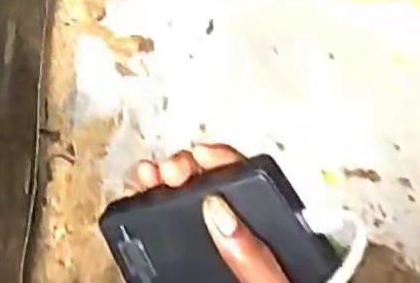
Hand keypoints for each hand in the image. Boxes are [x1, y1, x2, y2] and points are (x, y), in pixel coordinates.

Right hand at [128, 145, 289, 282]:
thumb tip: (219, 210)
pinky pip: (169, 229)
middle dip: (184, 167)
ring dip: (162, 182)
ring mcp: (220, 253)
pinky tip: (141, 198)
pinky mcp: (193, 267)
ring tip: (147, 175)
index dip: (223, 159)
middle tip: (169, 170)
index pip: (251, 182)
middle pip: (212, 186)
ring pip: (187, 204)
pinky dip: (151, 207)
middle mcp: (246, 241)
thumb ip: (256, 259)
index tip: (200, 152)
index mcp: (278, 242)